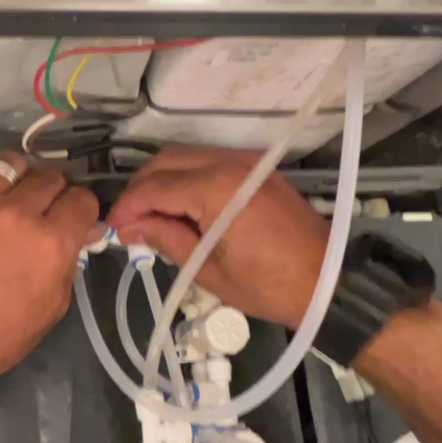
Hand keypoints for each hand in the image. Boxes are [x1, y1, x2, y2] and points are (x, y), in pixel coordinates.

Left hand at [0, 138, 100, 388]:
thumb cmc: (3, 332)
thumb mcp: (55, 303)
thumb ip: (71, 258)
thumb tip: (86, 227)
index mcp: (52, 241)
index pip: (81, 199)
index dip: (78, 212)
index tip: (69, 222)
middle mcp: (18, 213)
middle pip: (49, 178)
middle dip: (50, 198)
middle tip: (35, 218)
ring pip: (10, 162)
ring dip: (15, 180)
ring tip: (5, 201)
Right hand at [107, 147, 329, 328]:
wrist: (329, 282)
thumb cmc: (268, 286)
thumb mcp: (208, 270)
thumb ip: (166, 238)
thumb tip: (129, 228)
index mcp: (217, 189)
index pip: (154, 188)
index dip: (127, 207)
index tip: (112, 228)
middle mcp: (229, 163)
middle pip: (165, 162)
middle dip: (140, 189)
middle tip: (128, 222)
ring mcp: (245, 161)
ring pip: (185, 156)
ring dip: (161, 180)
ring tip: (150, 216)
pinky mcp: (256, 167)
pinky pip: (208, 161)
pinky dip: (185, 177)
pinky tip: (179, 206)